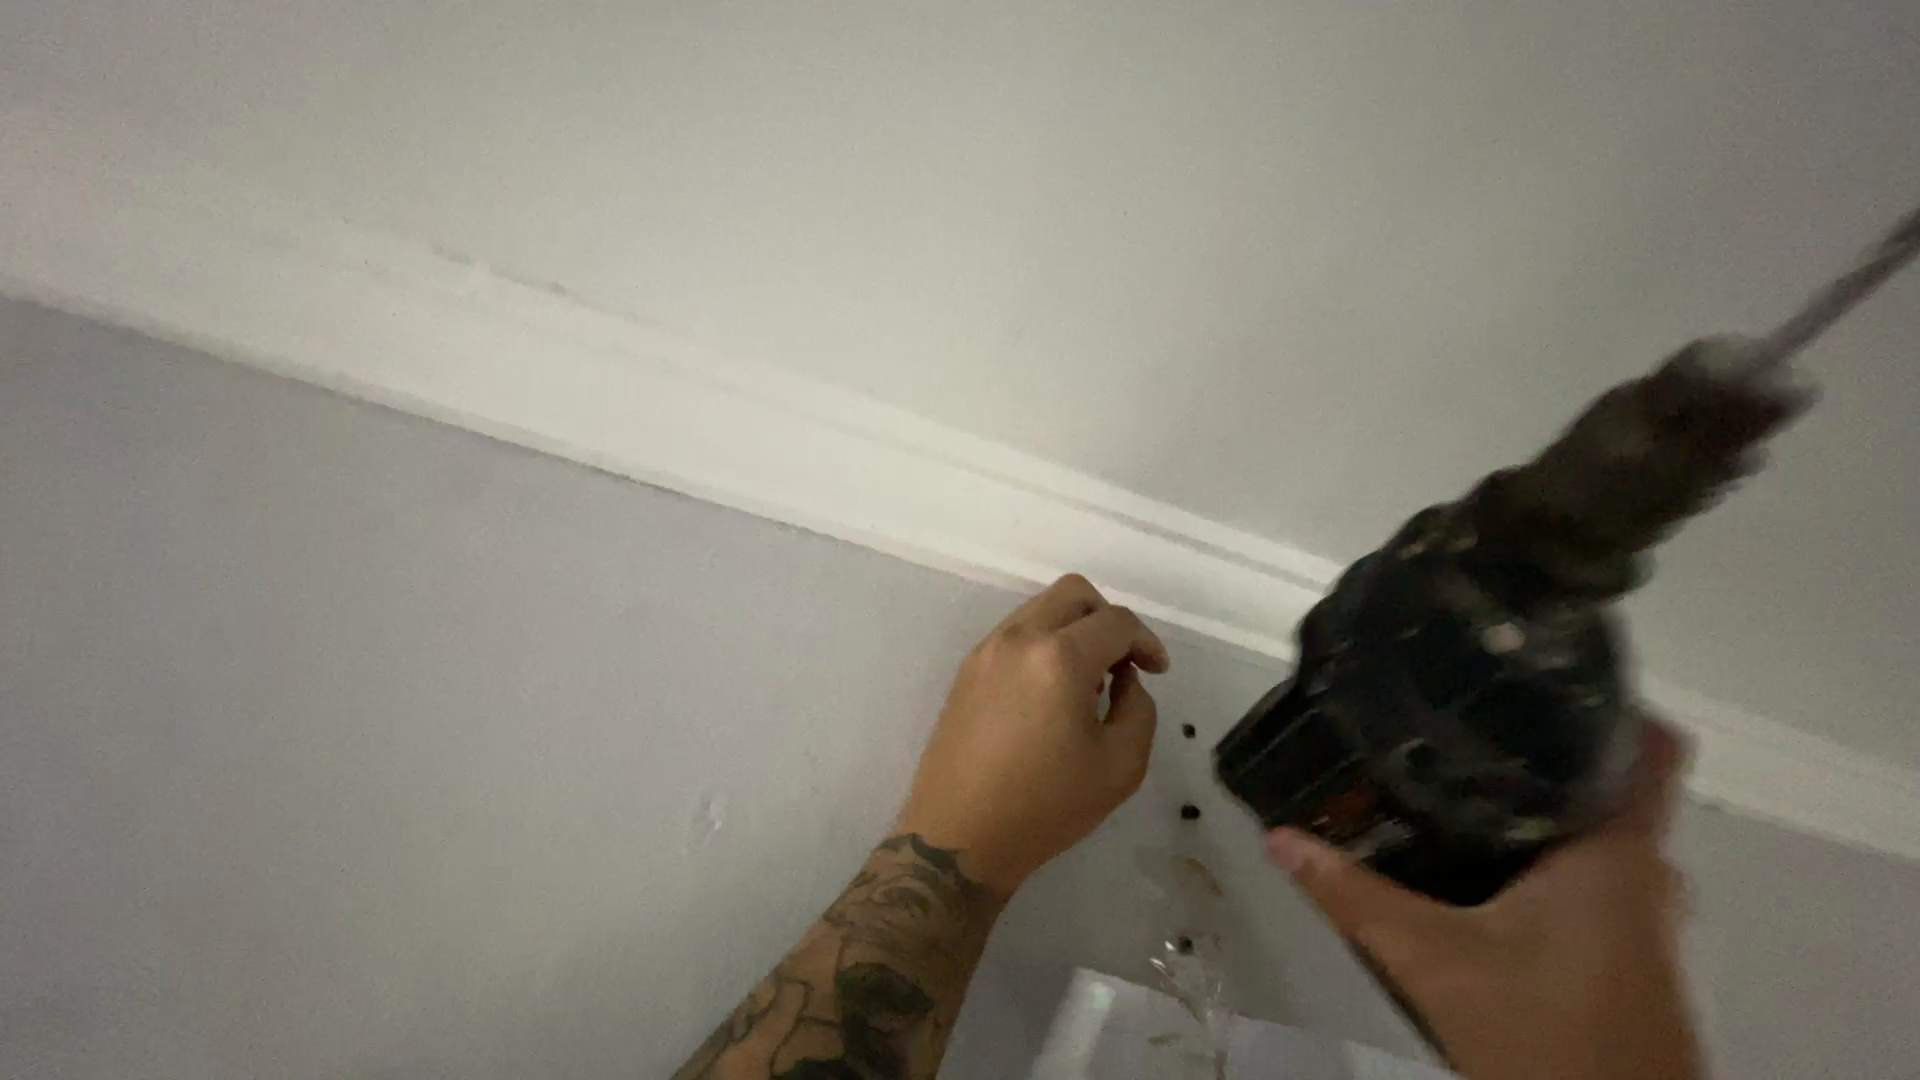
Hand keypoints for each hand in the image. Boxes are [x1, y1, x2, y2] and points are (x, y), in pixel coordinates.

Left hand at [894, 574, 1171, 898]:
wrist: (960, 834)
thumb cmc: (1046, 806)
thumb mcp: (1120, 766)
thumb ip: (1138, 708)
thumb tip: (1123, 677)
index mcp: (1058, 658)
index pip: (1116, 621)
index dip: (1146, 641)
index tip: (1156, 671)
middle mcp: (1019, 638)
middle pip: (1073, 593)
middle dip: (1108, 618)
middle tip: (1122, 663)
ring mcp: (987, 650)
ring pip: (1040, 608)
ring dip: (1073, 629)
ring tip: (1086, 682)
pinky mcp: (967, 668)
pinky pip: (1016, 633)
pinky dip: (1043, 643)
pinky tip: (1051, 691)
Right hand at [1266, 718, 1702, 1079]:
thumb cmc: (1546, 1038)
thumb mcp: (1434, 962)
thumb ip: (1353, 894)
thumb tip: (1279, 837)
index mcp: (1615, 855)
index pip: (1645, 744)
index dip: (1599, 695)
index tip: (1526, 665)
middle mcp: (1642, 872)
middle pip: (1602, 776)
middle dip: (1533, 740)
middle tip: (1450, 713)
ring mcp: (1640, 912)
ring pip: (1590, 822)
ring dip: (1533, 792)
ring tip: (1448, 762)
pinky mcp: (1623, 944)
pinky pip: (1584, 862)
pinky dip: (1535, 838)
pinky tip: (1470, 843)